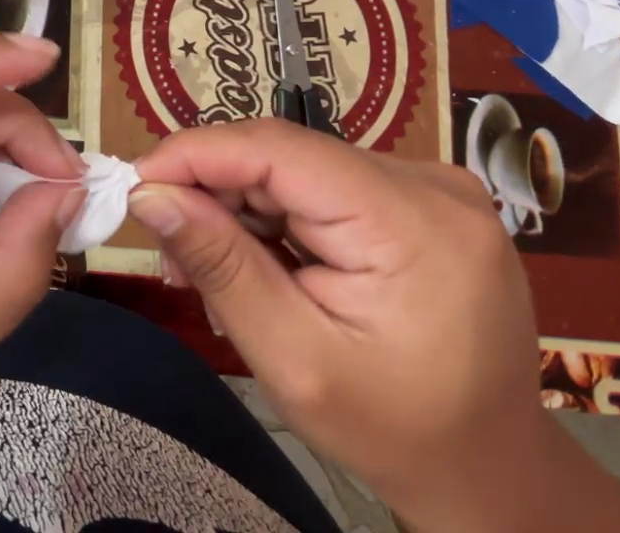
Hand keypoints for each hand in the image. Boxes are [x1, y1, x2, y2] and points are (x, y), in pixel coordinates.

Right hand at [127, 120, 619, 532]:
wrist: (488, 469)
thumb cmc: (395, 429)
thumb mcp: (292, 357)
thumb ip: (221, 265)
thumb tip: (148, 193)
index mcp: (416, 224)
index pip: (279, 150)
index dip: (194, 155)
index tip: (131, 186)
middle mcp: (430, 185)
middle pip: (282, 156)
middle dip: (209, 195)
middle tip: (171, 259)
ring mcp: (427, 189)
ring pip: (290, 168)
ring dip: (235, 210)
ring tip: (210, 276)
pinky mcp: (415, 202)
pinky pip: (315, 186)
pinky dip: (269, 219)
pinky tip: (256, 267)